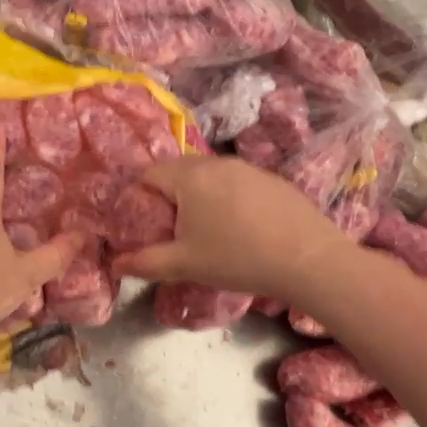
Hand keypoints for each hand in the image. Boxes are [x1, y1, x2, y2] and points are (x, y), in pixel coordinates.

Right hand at [110, 155, 353, 299]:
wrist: (310, 261)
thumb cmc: (237, 258)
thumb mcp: (184, 264)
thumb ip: (145, 262)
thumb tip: (115, 264)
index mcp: (189, 177)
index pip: (148, 174)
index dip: (139, 196)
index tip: (144, 222)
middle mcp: (216, 163)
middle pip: (178, 171)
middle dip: (169, 195)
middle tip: (173, 228)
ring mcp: (248, 168)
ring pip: (209, 176)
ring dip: (200, 196)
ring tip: (208, 229)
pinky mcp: (273, 180)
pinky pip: (237, 182)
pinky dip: (229, 199)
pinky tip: (241, 228)